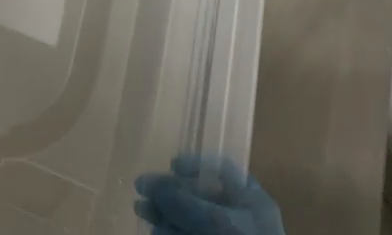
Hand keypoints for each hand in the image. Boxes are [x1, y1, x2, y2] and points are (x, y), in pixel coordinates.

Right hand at [134, 156, 283, 234]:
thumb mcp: (215, 221)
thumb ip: (182, 200)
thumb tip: (149, 182)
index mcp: (251, 200)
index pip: (222, 170)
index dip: (195, 164)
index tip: (170, 166)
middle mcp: (240, 217)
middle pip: (199, 195)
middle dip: (169, 192)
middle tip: (141, 190)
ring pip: (190, 220)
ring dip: (163, 214)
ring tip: (141, 211)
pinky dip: (169, 233)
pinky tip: (153, 233)